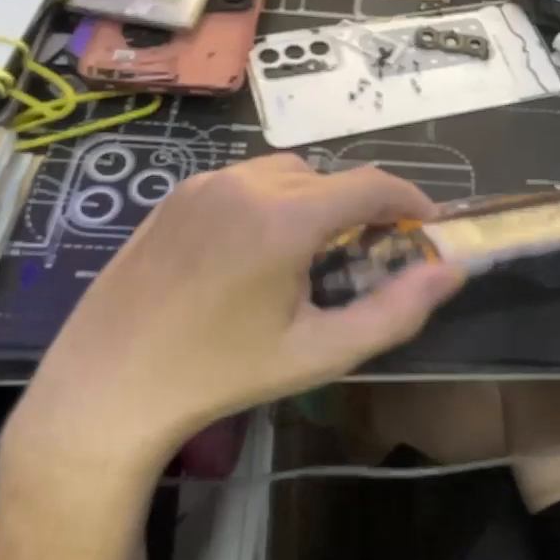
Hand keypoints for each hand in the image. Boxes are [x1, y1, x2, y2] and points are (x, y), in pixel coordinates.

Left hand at [7, 155, 464, 481]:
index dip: (410, 201)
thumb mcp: (321, 353)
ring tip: (309, 255)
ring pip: (286, 173)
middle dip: (361, 207)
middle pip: (330, 176)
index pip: (371, 185)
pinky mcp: (174, 196)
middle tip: (367, 255)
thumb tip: (451, 271)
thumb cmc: (222, 373)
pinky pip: (244, 181)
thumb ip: (396, 311)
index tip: (426, 227)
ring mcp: (203, 185)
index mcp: (285, 219)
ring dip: (315, 201)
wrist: (109, 386)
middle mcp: (245, 185)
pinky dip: (271, 201)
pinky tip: (255, 253)